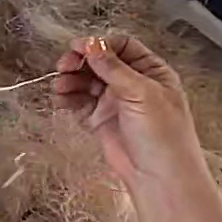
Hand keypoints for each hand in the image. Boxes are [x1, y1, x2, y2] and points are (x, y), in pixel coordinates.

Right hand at [54, 36, 204, 186]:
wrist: (159, 178)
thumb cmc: (162, 134)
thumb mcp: (141, 94)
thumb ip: (114, 68)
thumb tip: (91, 43)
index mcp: (150, 72)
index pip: (122, 46)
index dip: (99, 45)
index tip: (78, 48)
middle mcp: (131, 83)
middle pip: (98, 62)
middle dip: (79, 62)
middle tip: (63, 67)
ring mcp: (113, 101)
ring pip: (85, 80)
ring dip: (69, 80)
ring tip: (59, 87)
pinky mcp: (98, 118)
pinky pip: (78, 101)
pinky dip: (67, 98)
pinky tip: (60, 99)